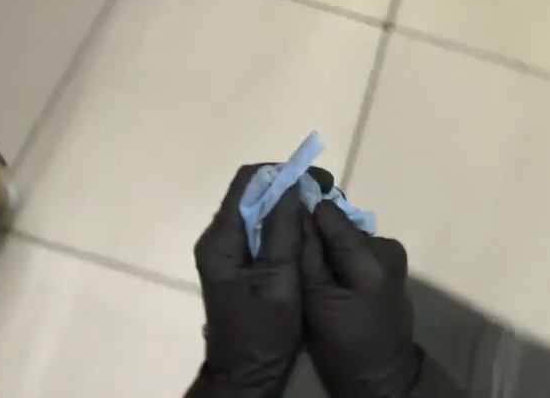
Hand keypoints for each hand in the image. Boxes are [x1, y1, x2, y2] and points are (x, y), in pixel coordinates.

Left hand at [187, 165, 304, 397]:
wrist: (248, 378)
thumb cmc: (263, 332)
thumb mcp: (278, 279)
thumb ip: (282, 229)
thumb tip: (292, 184)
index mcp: (222, 239)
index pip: (249, 181)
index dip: (282, 172)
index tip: (315, 181)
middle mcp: (221, 239)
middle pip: (256, 193)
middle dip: (292, 188)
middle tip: (328, 194)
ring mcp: (230, 252)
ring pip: (263, 210)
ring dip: (292, 205)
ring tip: (324, 210)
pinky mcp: (242, 264)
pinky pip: (264, 230)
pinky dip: (288, 224)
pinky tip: (311, 231)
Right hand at [299, 199, 424, 397]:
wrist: (381, 381)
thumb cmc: (343, 348)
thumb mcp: (315, 302)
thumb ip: (306, 254)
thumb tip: (295, 212)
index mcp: (370, 255)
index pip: (330, 213)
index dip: (305, 218)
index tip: (285, 231)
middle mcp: (387, 245)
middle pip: (340, 225)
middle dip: (318, 239)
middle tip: (298, 264)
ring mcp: (393, 254)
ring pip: (348, 238)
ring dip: (330, 251)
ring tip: (315, 277)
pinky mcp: (391, 265)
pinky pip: (358, 251)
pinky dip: (343, 261)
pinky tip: (333, 284)